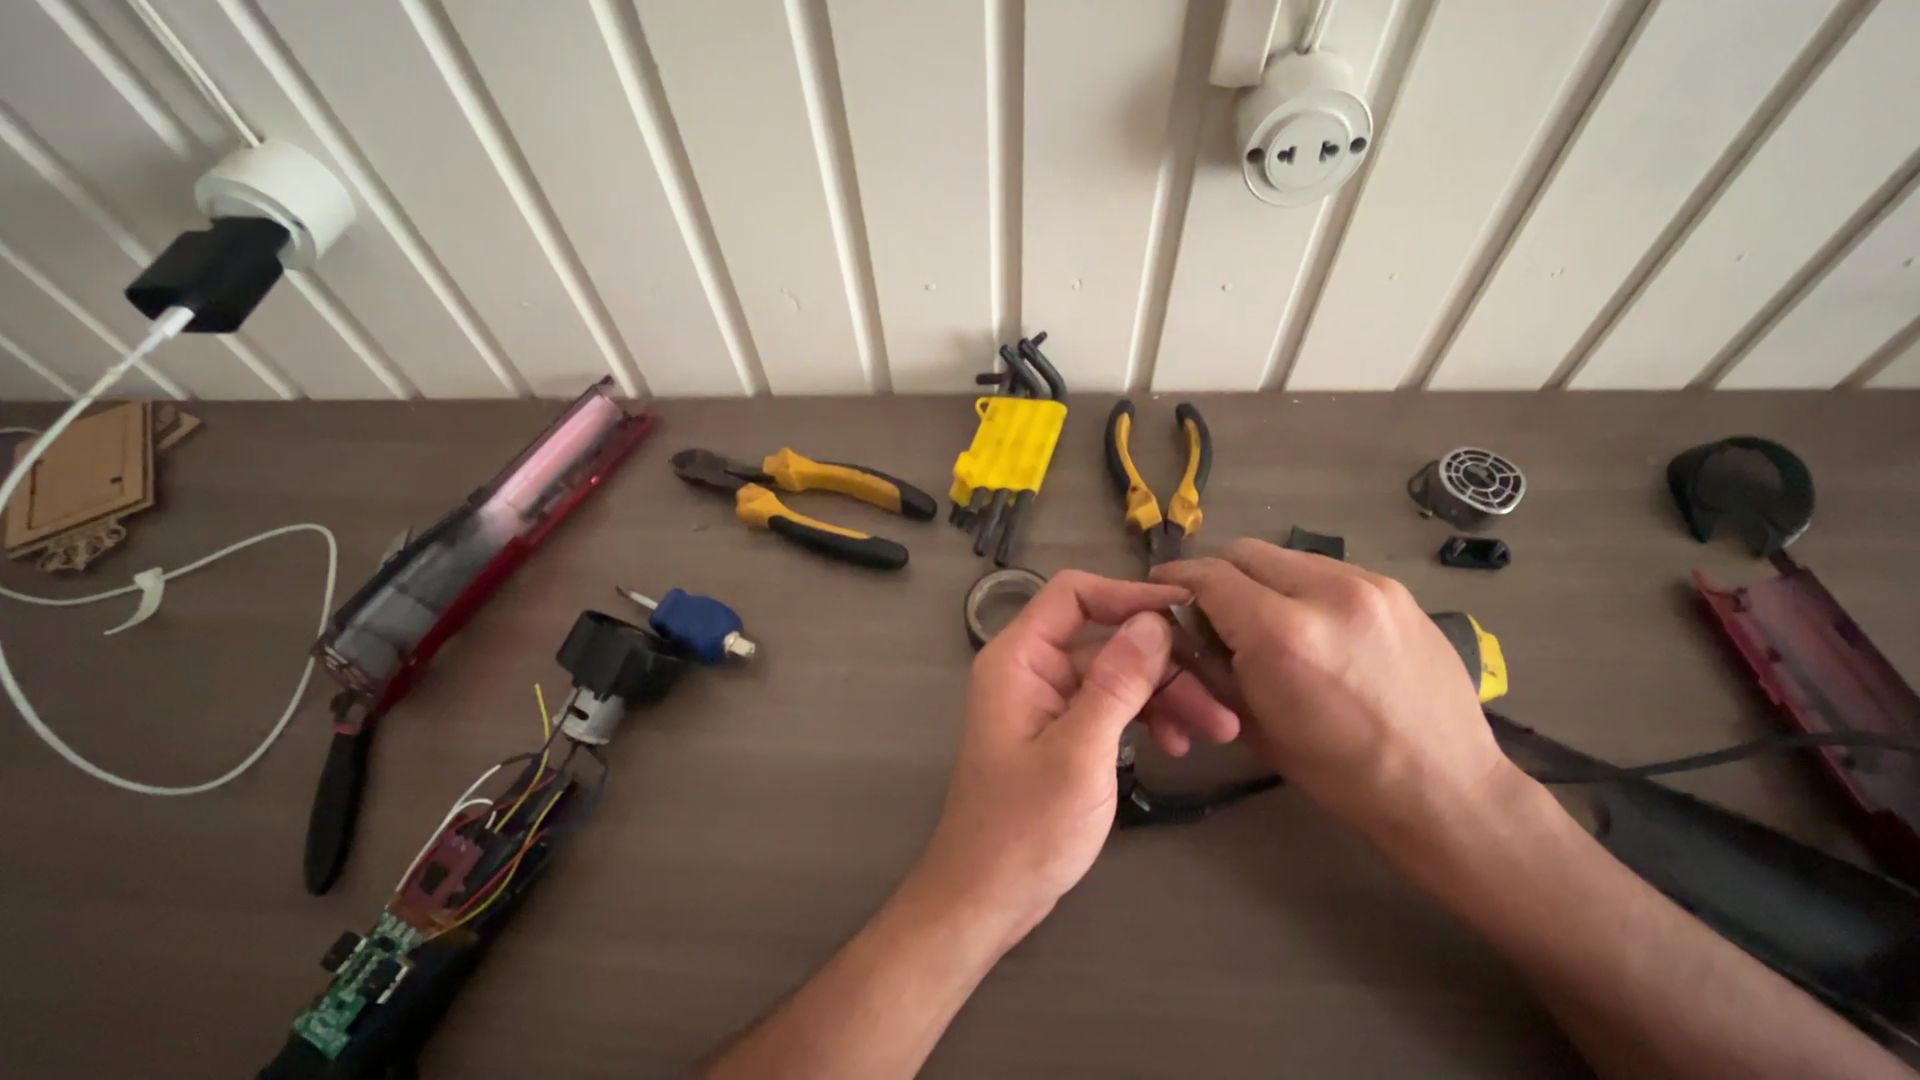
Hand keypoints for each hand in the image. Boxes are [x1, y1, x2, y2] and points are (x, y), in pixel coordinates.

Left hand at [910, 571, 1237, 947]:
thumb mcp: (1081, 751)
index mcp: (1020, 659)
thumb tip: (1154, 621)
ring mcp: (1048, 703)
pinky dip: (1146, 719)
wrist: (988, 896)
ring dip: (1166, 696)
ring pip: (1117, 676)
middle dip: (1165, 664)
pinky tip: (1178, 745)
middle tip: (1222, 696)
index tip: (1187, 612)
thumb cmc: (1026, 826)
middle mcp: (1032, 670)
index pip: (1074, 595)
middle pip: (1106, 639)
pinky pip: (1111, 708)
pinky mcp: (1064, 734)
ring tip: (1218, 730)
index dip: (1130, 594)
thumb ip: (1117, 683)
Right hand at [1151, 540, 1517, 851]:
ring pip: (1286, 556)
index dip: (1174, 582)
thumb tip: (1179, 626)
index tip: (1159, 594)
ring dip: (1260, 579)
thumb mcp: (1249, 721)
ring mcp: (1369, 585)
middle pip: (1243, 552)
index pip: (1207, 576)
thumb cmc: (1336, 773)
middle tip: (1208, 609)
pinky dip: (1302, 588)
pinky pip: (1327, 570)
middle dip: (1216, 575)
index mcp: (1281, 635)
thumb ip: (1209, 663)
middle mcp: (1326, 593)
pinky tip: (1310, 626)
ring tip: (1262, 619)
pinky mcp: (1396, 589)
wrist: (1443, 787)